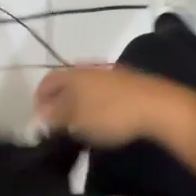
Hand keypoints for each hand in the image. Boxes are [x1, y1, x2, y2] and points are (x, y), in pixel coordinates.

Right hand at [34, 65, 195, 148]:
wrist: (157, 105)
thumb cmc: (111, 113)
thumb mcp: (76, 119)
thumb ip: (54, 117)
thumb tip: (38, 116)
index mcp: (72, 74)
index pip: (47, 81)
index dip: (38, 99)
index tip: (38, 121)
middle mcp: (88, 69)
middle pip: (65, 83)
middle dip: (57, 102)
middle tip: (56, 125)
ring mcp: (108, 74)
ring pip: (83, 87)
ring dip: (75, 104)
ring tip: (77, 126)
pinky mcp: (125, 83)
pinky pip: (99, 92)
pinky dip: (93, 104)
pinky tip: (100, 119)